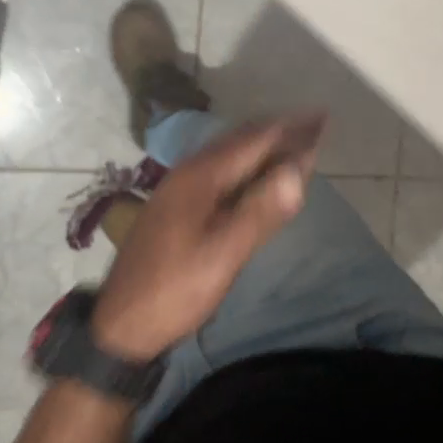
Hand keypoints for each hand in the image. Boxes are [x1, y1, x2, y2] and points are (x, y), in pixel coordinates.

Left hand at [91, 113, 325, 360]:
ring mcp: (178, 189)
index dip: (289, 128)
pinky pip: (219, 171)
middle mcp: (187, 173)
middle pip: (239, 141)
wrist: (121, 325)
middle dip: (277, 132)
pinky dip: (245, 165)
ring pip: (227, 155)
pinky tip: (256, 178)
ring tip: (293, 146)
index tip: (321, 117)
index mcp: (199, 177)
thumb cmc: (175, 290)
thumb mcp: (223, 255)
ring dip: (261, 147)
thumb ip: (261, 211)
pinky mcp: (177, 207)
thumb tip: (299, 169)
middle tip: (314, 128)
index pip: (253, 141)